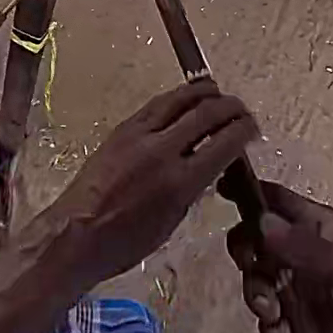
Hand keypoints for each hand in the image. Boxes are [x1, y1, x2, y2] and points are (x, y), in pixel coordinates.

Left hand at [22, 80, 257, 286]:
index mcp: (180, 182)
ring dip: (202, 92)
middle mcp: (163, 150)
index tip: (253, 126)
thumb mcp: (173, 220)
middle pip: (204, 114)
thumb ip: (193, 187)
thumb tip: (208, 163)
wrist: (80, 229)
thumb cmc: (128, 241)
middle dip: (228, 107)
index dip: (243, 130)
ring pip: (177, 100)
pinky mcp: (123, 128)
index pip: (223, 144)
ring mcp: (140, 134)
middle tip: (241, 108)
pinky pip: (154, 105)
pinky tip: (184, 98)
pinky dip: (175, 97)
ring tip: (217, 91)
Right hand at [228, 183, 332, 332]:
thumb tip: (262, 221)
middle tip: (249, 264)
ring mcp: (298, 286)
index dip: (251, 191)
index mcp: (320, 228)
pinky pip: (266, 313)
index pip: (279, 199)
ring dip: (256, 291)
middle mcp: (304, 251)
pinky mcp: (296, 320)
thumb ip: (306, 245)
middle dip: (247, 249)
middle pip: (257, 236)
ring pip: (257, 274)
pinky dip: (267, 322)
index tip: (223, 191)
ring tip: (271, 311)